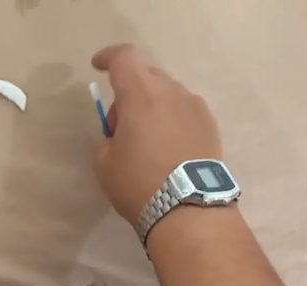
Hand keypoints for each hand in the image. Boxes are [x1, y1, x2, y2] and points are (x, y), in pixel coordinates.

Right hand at [91, 45, 223, 220]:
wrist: (185, 205)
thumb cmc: (136, 183)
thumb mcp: (104, 164)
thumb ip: (107, 138)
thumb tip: (119, 133)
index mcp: (140, 96)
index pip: (123, 59)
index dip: (108, 58)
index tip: (97, 66)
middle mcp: (171, 92)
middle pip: (146, 77)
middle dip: (128, 95)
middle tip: (118, 129)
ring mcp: (194, 105)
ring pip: (166, 95)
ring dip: (151, 109)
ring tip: (144, 145)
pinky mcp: (208, 123)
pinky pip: (182, 112)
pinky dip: (169, 122)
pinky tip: (164, 152)